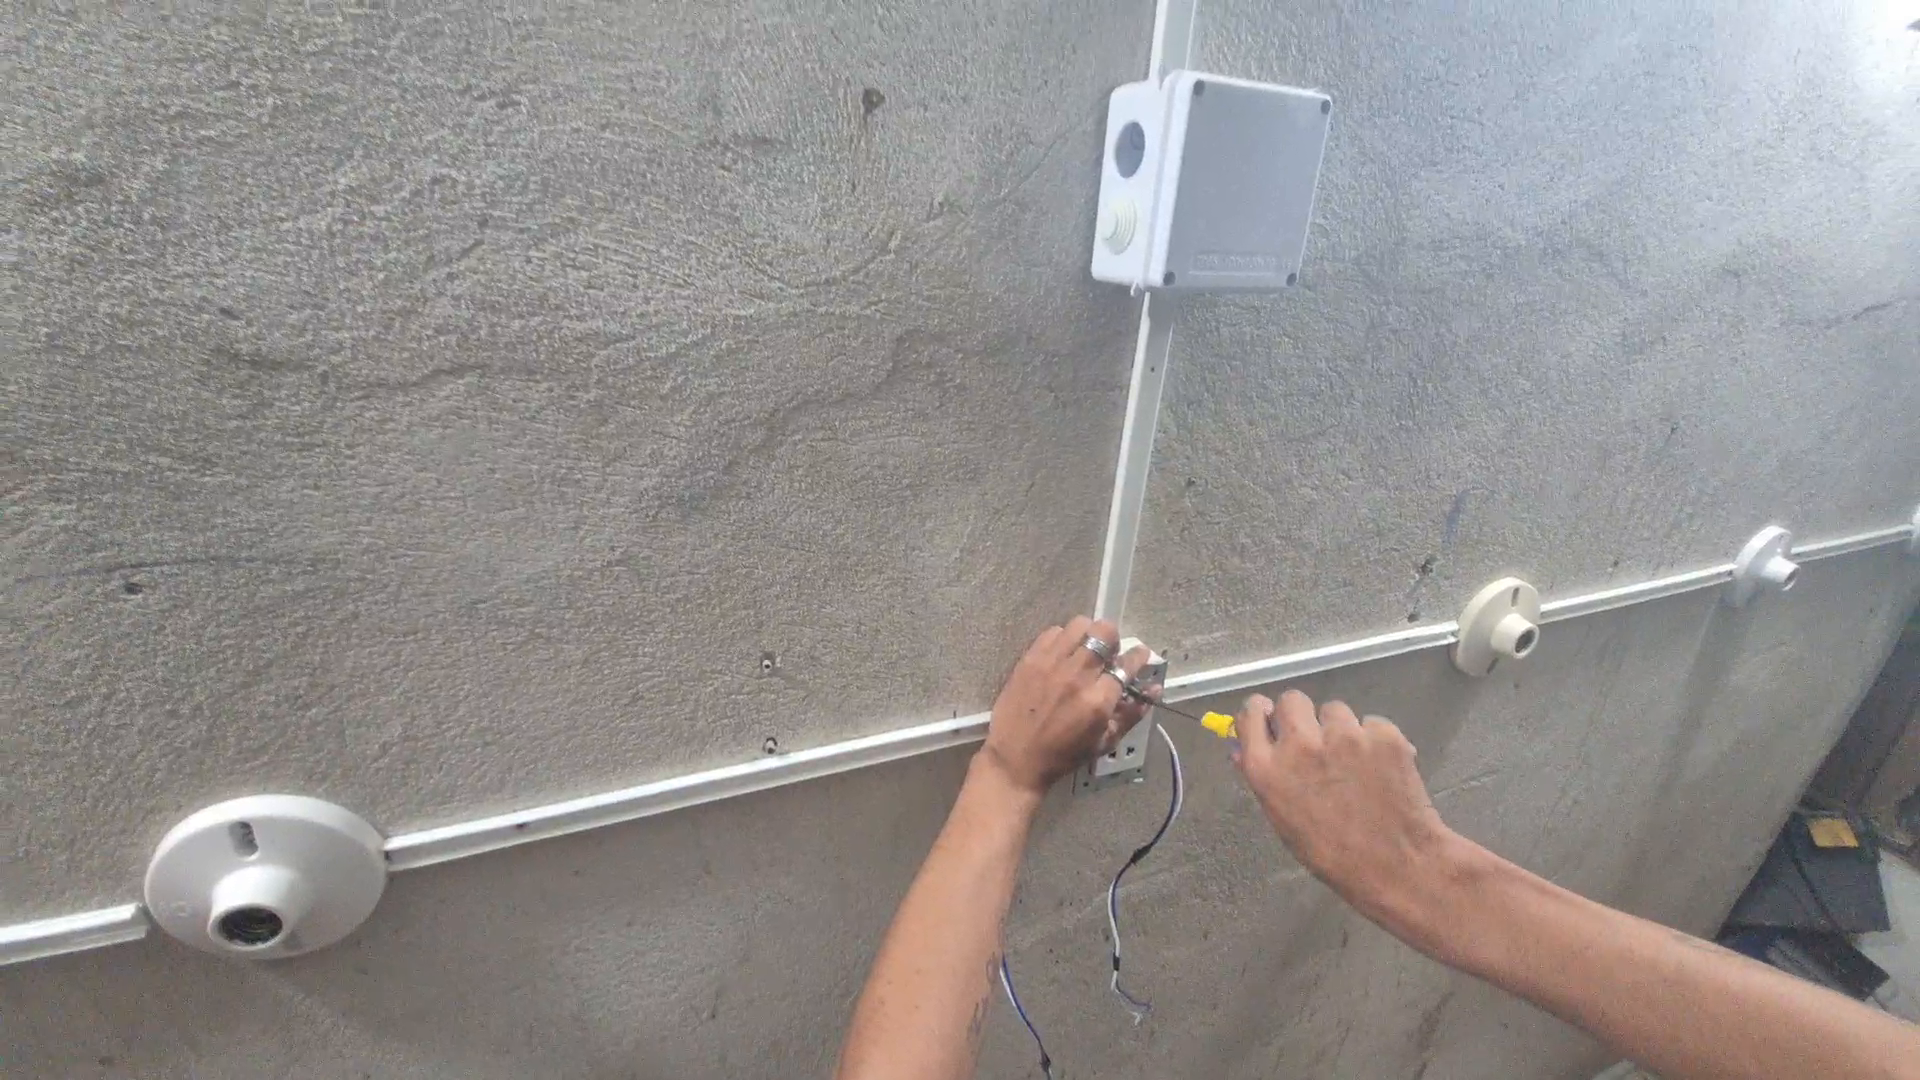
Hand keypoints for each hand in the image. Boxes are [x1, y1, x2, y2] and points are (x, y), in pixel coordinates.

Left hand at [976, 617, 1155, 801]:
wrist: (1016, 757)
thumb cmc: (1063, 754)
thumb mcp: (1105, 742)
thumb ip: (1132, 713)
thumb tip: (1154, 687)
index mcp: (1098, 700)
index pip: (1127, 664)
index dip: (1138, 656)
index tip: (1140, 653)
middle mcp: (1077, 675)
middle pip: (1105, 633)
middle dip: (1113, 639)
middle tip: (1108, 653)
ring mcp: (1052, 663)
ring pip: (1080, 625)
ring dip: (1088, 633)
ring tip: (1085, 649)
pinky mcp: (1030, 658)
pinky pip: (1052, 632)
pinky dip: (1063, 638)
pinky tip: (1062, 654)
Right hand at [1230, 690, 1457, 927]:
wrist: (1399, 868)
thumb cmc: (1331, 852)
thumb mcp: (1282, 818)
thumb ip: (1262, 776)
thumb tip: (1241, 748)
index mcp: (1266, 767)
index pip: (1251, 713)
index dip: (1262, 712)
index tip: (1271, 717)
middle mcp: (1299, 744)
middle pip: (1292, 699)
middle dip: (1302, 715)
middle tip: (1316, 739)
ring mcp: (1342, 737)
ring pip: (1335, 710)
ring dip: (1341, 729)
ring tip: (1355, 760)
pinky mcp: (1381, 736)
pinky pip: (1372, 723)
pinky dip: (1376, 741)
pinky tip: (1382, 767)